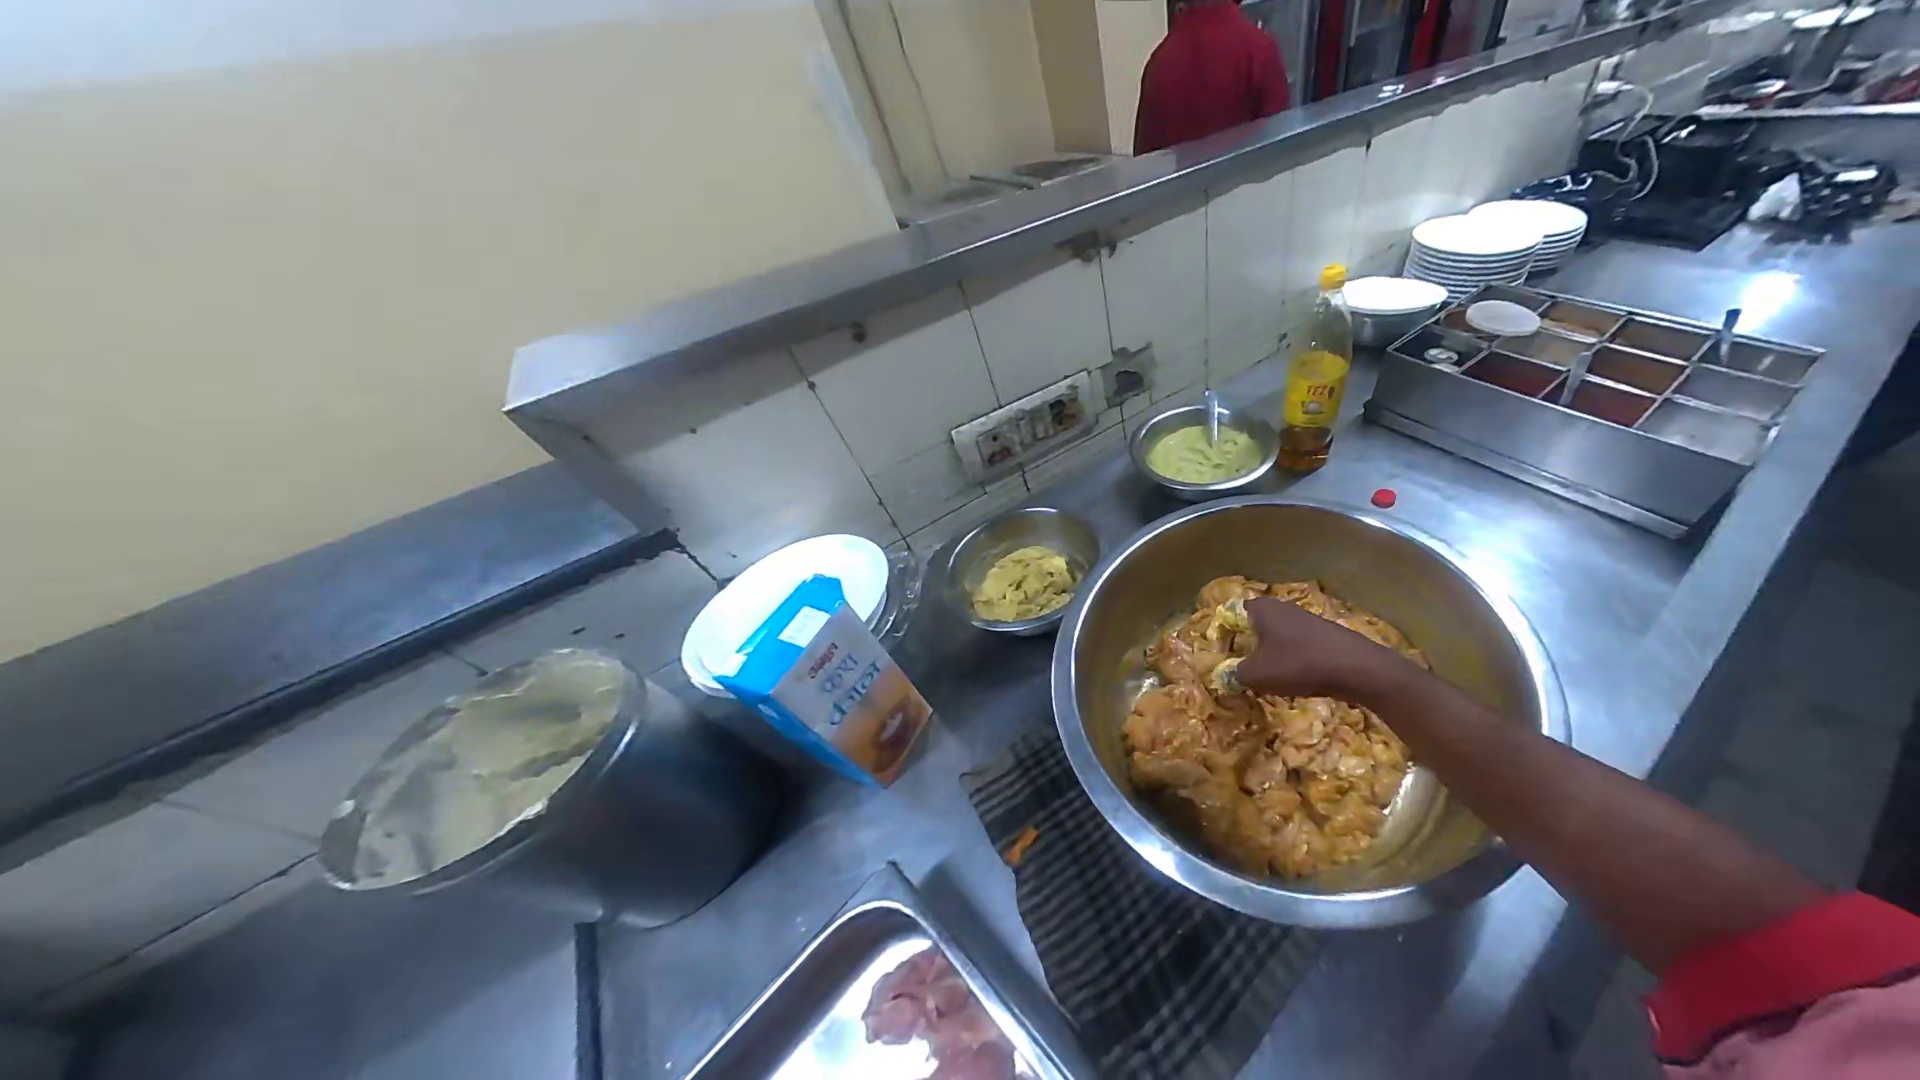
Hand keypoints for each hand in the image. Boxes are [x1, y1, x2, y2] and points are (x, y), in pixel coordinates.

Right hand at [1234, 596, 1413, 703]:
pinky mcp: (1323, 634)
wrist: (1360, 670)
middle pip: (1252, 625)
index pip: (1229, 615)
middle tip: (1240, 668)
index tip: (1220, 656)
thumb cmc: (1298, 665)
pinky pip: (1296, 645)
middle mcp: (1281, 607)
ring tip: (1266, 677)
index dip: (1221, 635)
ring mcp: (1305, 619)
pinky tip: (1295, 678)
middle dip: (1245, 645)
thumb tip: (1225, 675)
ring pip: (1275, 636)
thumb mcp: (1256, 675)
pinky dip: (1290, 659)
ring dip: (1268, 654)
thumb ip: (1234, 674)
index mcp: (1260, 608)